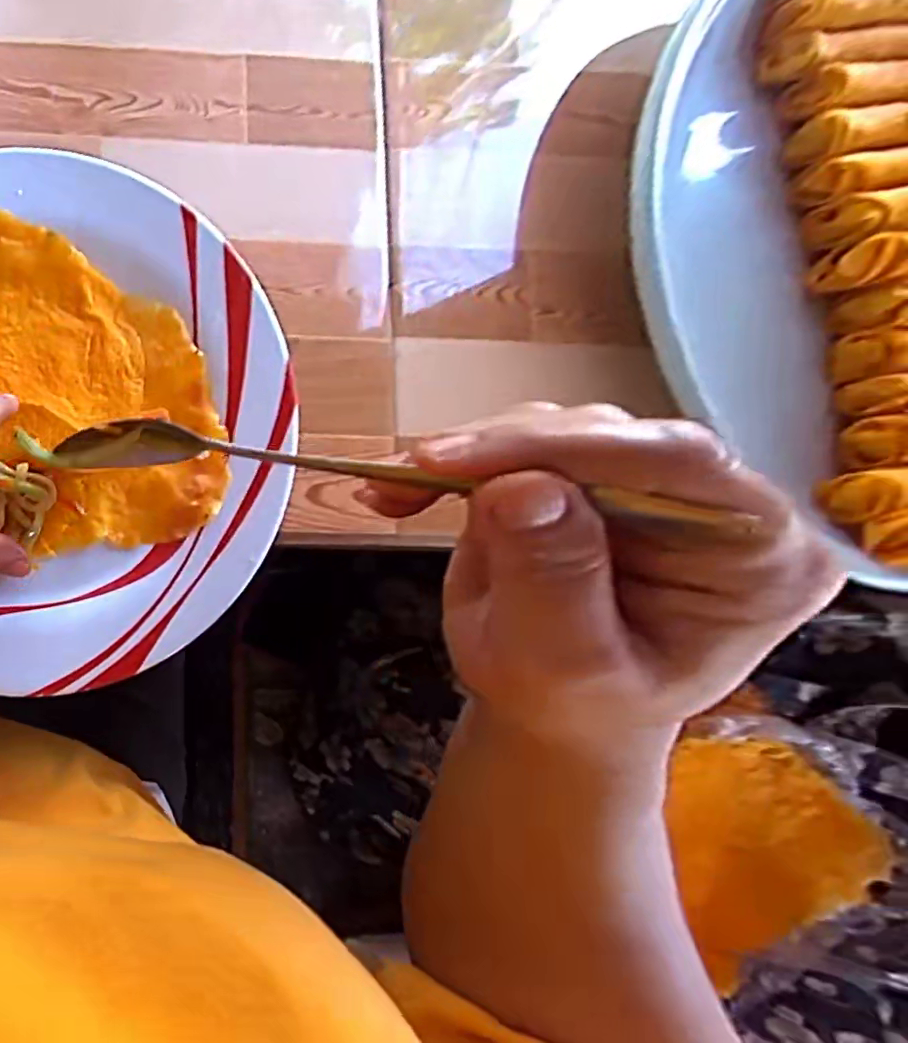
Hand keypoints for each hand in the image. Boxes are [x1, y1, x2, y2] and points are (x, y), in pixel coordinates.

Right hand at [361, 404, 843, 750]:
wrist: (549, 707)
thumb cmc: (568, 701)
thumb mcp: (562, 663)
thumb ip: (552, 579)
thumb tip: (517, 488)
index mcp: (749, 553)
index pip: (671, 462)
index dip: (558, 449)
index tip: (445, 462)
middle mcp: (704, 503)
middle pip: (600, 437)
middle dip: (491, 452)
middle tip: (401, 479)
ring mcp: (631, 487)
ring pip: (544, 430)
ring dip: (456, 458)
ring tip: (390, 494)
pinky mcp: (567, 483)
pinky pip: (505, 449)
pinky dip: (442, 468)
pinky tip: (398, 493)